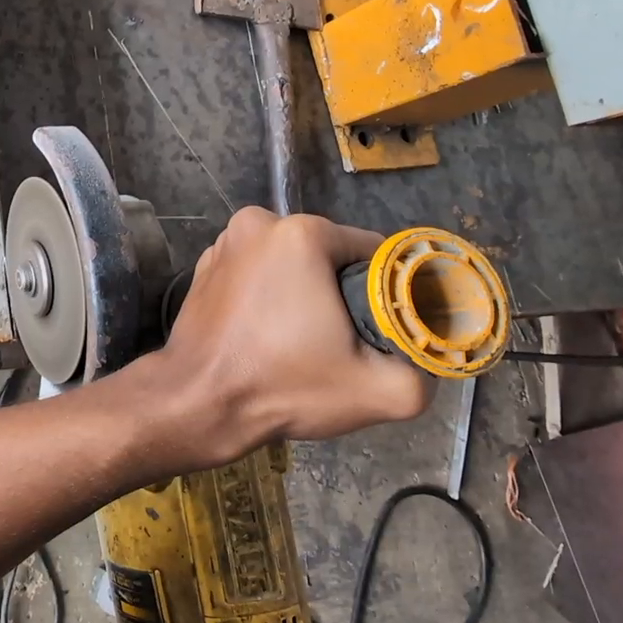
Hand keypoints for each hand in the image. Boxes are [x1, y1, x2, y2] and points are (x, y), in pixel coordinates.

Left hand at [126, 207, 432, 469]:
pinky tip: (273, 333)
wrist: (198, 399)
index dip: (389, 291)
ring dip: (306, 294)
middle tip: (347, 341)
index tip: (386, 330)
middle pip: (329, 256)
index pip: (373, 253)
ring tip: (308, 340)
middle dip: (344, 292)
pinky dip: (271, 296)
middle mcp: (257, 223)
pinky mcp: (205, 267)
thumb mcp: (384, 390)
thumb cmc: (285, 385)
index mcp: (300, 234)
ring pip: (291, 265)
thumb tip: (424, 357)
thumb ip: (425, 368)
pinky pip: (258, 274)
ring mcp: (224, 243)